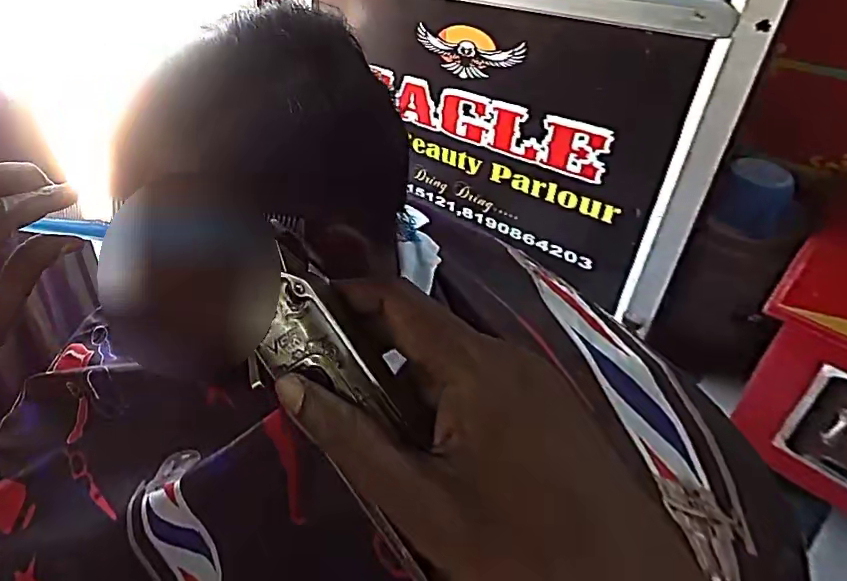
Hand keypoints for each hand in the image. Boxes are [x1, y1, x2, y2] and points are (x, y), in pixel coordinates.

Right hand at [274, 275, 703, 580]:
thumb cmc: (529, 558)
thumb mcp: (422, 504)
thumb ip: (349, 438)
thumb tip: (291, 385)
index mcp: (476, 366)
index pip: (393, 296)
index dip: (343, 293)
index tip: (306, 311)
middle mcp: (508, 357)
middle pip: (418, 324)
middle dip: (367, 343)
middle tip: (330, 375)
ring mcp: (538, 381)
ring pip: (448, 354)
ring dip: (403, 374)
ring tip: (379, 421)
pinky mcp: (555, 408)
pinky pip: (480, 377)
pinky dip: (442, 393)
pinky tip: (434, 444)